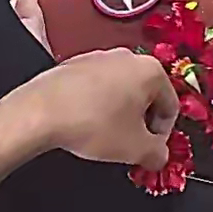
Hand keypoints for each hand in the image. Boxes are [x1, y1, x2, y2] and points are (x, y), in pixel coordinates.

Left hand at [0, 49, 177, 167]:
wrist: (42, 111)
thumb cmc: (95, 125)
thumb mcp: (136, 149)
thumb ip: (158, 153)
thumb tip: (159, 155)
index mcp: (151, 70)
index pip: (170, 106)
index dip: (163, 134)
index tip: (150, 150)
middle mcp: (128, 56)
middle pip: (146, 95)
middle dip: (141, 122)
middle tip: (129, 145)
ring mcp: (100, 56)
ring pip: (121, 90)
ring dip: (119, 113)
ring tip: (104, 135)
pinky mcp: (76, 62)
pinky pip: (97, 86)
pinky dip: (98, 104)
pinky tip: (85, 122)